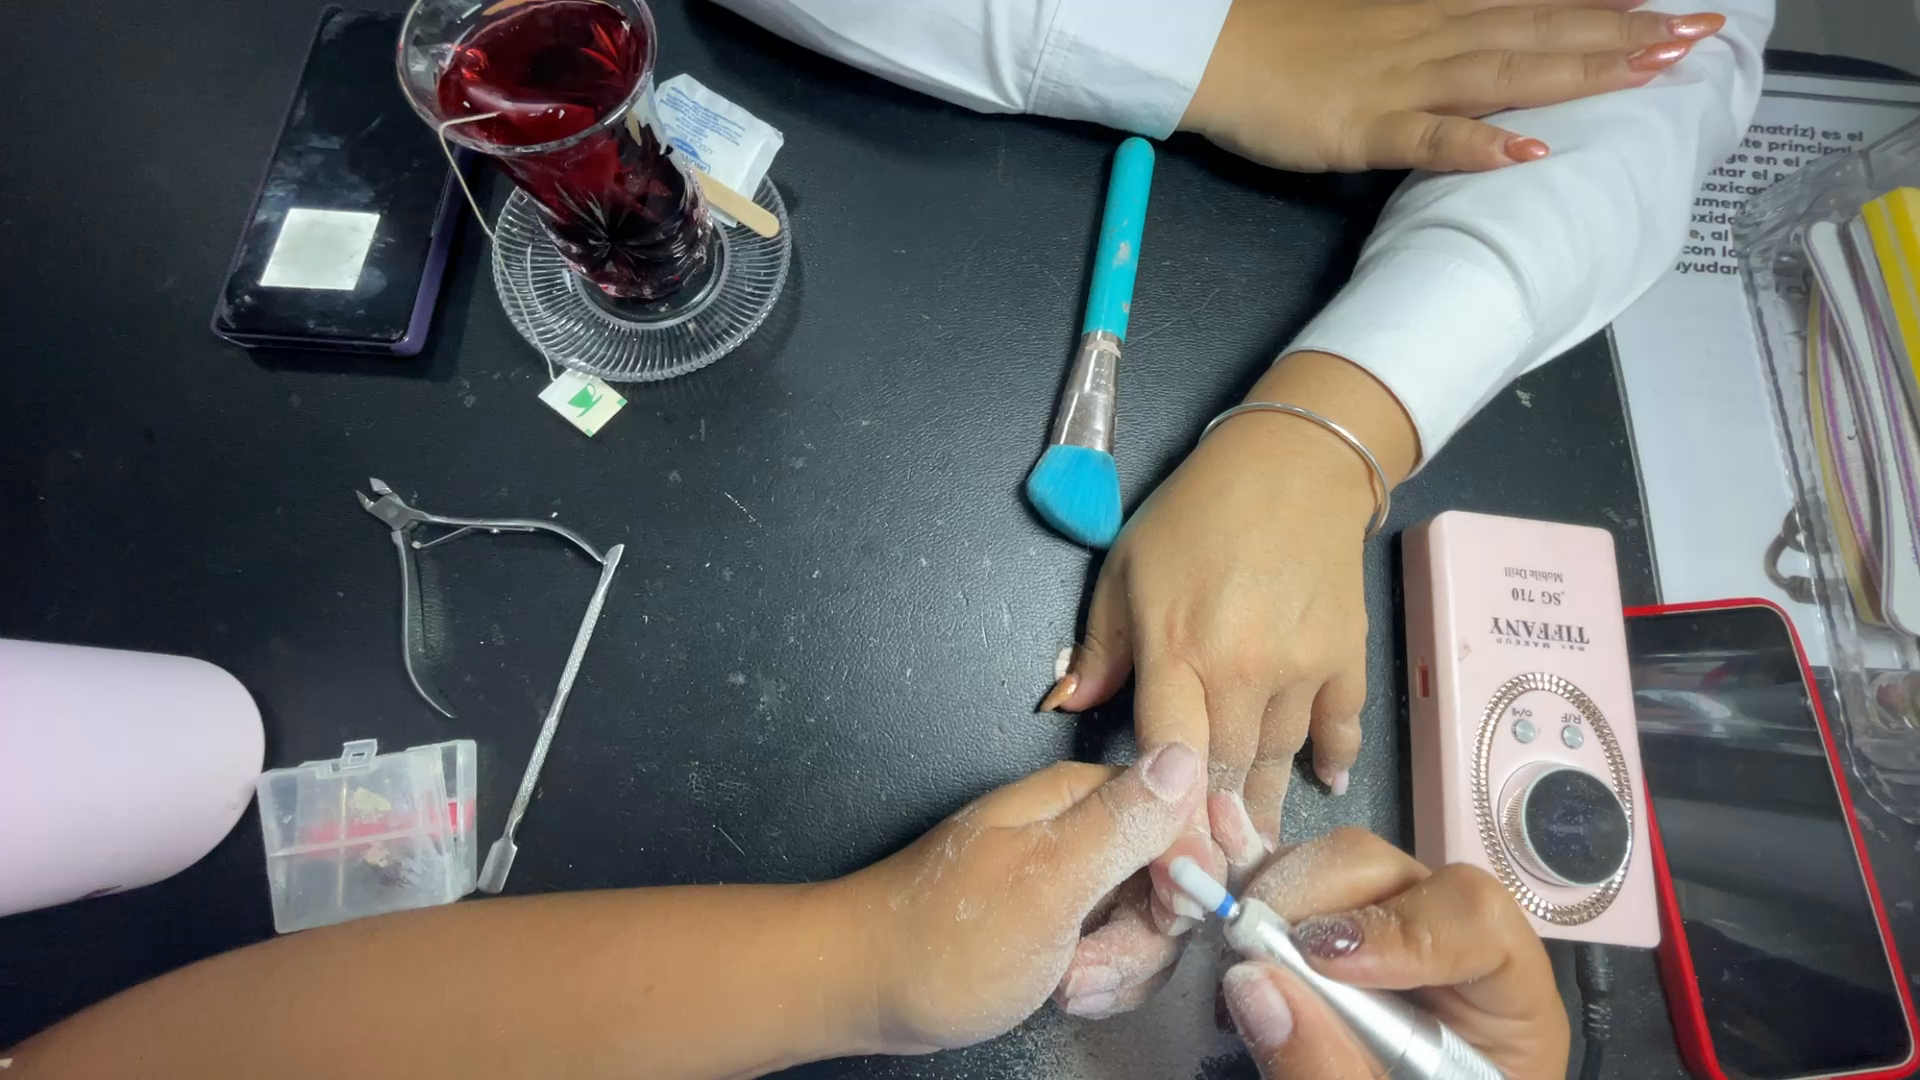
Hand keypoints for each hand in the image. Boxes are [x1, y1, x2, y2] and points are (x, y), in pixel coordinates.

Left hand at [837, 743, 1204, 1051]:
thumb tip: (1182, 755)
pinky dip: (1102, 976)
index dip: (1189, 867)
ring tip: (1065, 977)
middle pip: (1168, 873)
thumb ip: (1120, 821)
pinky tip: (1063, 986)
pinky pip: (1119, 945)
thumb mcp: (1046, 880)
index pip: (1177, 809)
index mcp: (1077, 798)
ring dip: (1119, 963)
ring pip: (1147, 918)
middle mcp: (1078, 826)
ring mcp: (1071, 873)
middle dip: (1145, 932)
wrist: (874, 985)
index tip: (1170, 912)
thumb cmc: (947, 937)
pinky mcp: (1063, 914)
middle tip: (1091, 958)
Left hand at [1044, 352, 1418, 935]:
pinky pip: (1338, 726)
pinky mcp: (1347, 658)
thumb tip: (1064, 705)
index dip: (1163, 817)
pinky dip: (1328, 758)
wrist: (1289, 468)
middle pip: (1224, 770)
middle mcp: (1242, 672)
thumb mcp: (1126, 572)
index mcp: (1177, 651)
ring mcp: (1303, 669)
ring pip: (1276, 758)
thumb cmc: (1192, 517)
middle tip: (1206, 875)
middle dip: (1213, 826)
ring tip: (1251, 848)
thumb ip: (1101, 649)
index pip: (1166, 756)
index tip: (1161, 863)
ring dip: (1260, 803)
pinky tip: (1321, 784)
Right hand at [1181, 0, 1724, 171]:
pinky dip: (1478, 143)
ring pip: (1503, 72)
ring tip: (1650, 72)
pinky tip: (1526, 151)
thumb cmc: (1278, 44)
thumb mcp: (1357, 29)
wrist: (1222, 55)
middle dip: (1618, 33)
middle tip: (1695, 35)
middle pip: (1535, 32)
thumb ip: (1406, 40)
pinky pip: (1429, 136)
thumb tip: (1441, 58)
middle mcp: (1427, 39)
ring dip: (1578, 71)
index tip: (1657, 4)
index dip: (1596, 3)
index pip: (1526, 5)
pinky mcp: (1362, 129)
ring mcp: (1398, 83)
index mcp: (1425, 16)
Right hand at [1223, 829, 1568, 1078]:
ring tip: (1242, 957)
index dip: (1400, 925)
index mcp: (1501, 1002)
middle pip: (1385, 870)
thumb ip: (1329, 1073)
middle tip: (1251, 946)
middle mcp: (1442, 942)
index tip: (1321, 961)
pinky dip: (1253, 896)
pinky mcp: (1325, 922)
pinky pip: (1289, 876)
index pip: (1476, 917)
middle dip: (1310, 897)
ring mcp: (1380, 923)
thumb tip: (1252, 982)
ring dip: (1274, 896)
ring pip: (1330, 864)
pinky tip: (1239, 947)